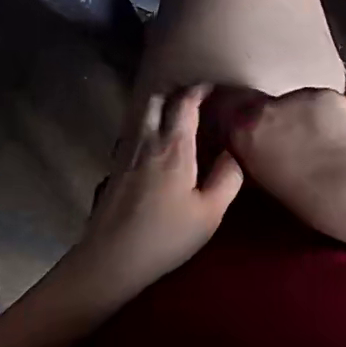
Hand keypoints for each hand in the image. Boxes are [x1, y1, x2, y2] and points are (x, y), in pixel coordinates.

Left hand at [75, 85, 243, 284]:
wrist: (111, 259)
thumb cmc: (166, 236)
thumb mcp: (210, 213)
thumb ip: (227, 178)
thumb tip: (233, 153)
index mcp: (174, 148)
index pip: (185, 103)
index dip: (199, 90)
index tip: (211, 88)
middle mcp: (148, 142)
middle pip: (157, 100)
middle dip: (175, 93)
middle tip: (194, 100)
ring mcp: (126, 154)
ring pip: (142, 116)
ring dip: (159, 109)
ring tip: (176, 120)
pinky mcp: (115, 169)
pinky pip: (134, 134)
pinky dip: (148, 128)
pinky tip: (156, 148)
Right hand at [213, 87, 345, 242]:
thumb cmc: (309, 200)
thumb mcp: (266, 181)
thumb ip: (254, 156)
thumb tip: (256, 148)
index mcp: (244, 134)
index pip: (230, 112)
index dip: (240, 120)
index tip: (251, 129)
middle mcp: (265, 108)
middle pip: (261, 104)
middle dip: (272, 118)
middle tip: (291, 140)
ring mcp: (296, 97)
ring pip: (294, 102)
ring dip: (301, 116)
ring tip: (321, 141)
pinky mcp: (325, 93)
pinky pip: (319, 102)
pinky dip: (326, 114)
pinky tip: (338, 134)